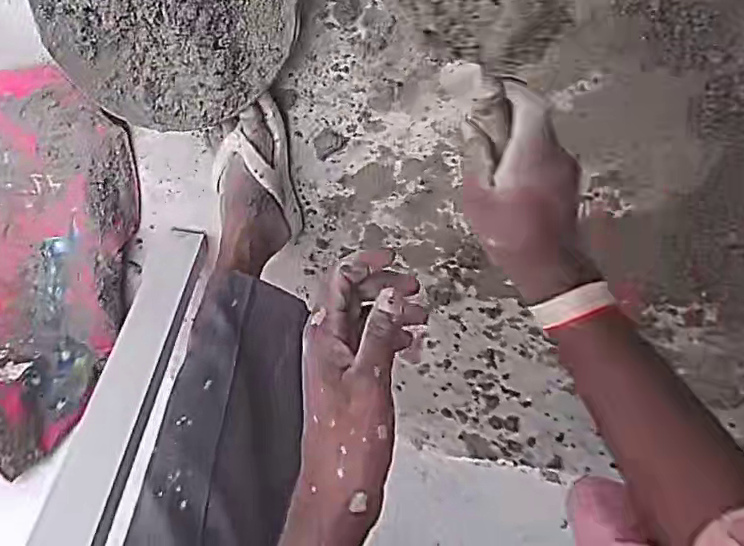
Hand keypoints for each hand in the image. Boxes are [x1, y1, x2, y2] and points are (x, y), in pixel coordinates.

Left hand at [280, 249, 427, 545]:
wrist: (338, 487)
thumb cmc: (346, 441)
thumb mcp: (369, 377)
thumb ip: (379, 331)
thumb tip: (389, 294)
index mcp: (324, 334)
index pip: (340, 281)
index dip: (365, 263)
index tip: (390, 256)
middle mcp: (328, 341)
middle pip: (354, 296)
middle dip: (383, 285)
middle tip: (412, 285)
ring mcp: (338, 359)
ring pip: (365, 318)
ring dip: (391, 310)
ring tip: (419, 311)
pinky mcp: (350, 377)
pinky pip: (370, 342)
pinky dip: (390, 335)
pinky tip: (408, 341)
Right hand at [460, 79, 600, 301]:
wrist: (552, 271)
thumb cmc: (511, 235)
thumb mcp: (478, 194)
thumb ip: (477, 153)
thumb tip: (472, 125)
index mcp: (533, 152)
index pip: (530, 103)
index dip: (508, 89)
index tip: (486, 88)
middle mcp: (556, 154)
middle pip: (535, 114)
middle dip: (507, 109)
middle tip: (481, 116)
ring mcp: (567, 167)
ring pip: (540, 131)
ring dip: (516, 129)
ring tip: (490, 146)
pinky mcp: (569, 179)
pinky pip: (545, 149)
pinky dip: (526, 145)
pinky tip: (507, 166)